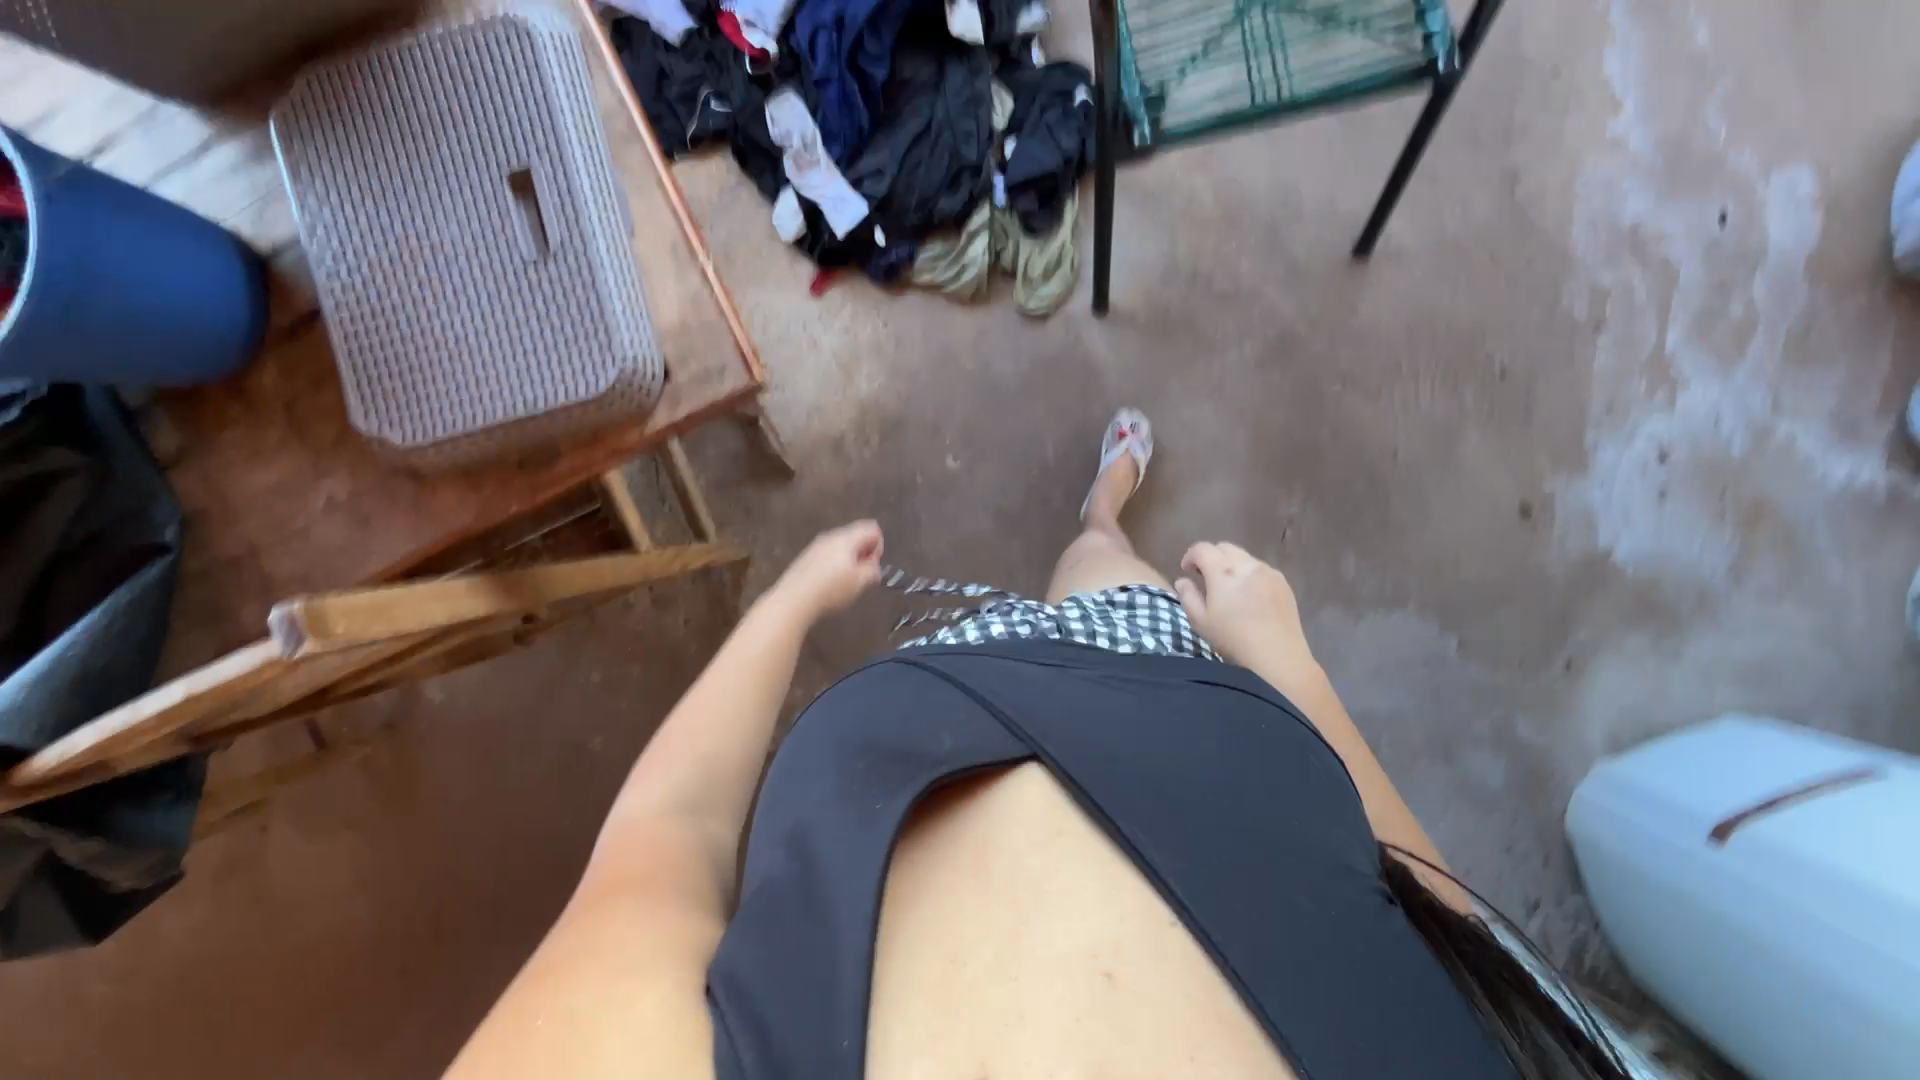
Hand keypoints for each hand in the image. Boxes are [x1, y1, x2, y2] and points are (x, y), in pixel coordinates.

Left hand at [769, 520, 883, 622]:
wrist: (793, 599)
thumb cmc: (831, 589)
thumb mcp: (860, 583)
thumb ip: (873, 570)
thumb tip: (873, 566)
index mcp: (847, 538)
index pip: (872, 528)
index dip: (879, 546)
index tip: (873, 566)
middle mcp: (831, 536)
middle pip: (856, 536)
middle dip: (864, 554)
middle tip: (862, 577)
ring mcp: (816, 546)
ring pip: (841, 547)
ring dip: (849, 561)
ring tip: (846, 583)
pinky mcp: (805, 558)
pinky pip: (827, 555)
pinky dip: (834, 566)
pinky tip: (830, 585)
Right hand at [1174, 542, 1314, 672]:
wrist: (1276, 655)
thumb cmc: (1233, 639)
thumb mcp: (1200, 621)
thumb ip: (1187, 596)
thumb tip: (1183, 580)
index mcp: (1223, 571)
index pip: (1202, 548)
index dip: (1190, 556)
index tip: (1187, 571)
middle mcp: (1247, 564)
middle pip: (1224, 547)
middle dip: (1211, 557)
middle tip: (1206, 578)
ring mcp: (1268, 571)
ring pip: (1244, 557)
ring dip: (1231, 565)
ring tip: (1229, 588)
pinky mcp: (1283, 582)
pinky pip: (1261, 569)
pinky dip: (1249, 574)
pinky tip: (1250, 597)